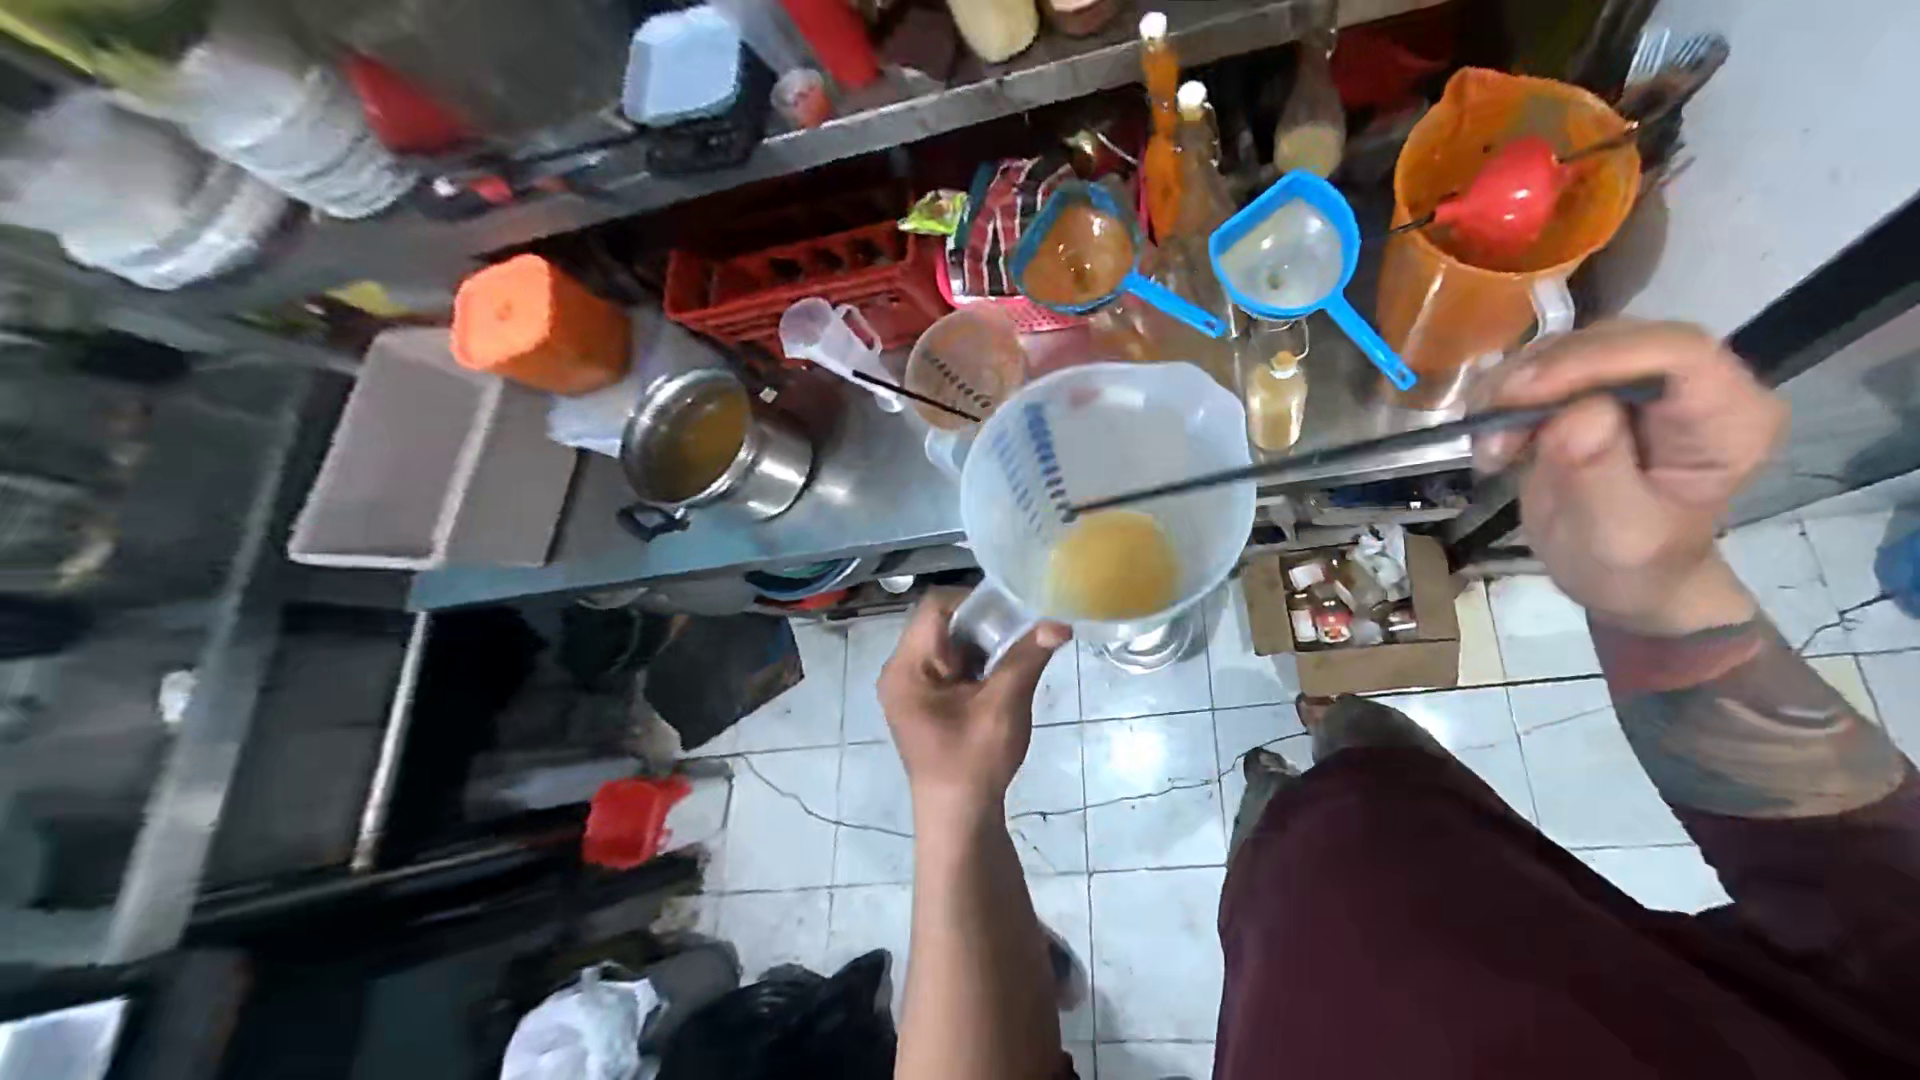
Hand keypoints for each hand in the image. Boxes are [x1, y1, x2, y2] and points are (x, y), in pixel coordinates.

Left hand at [878, 588, 1070, 812]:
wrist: (960, 819)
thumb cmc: (974, 762)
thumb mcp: (1003, 706)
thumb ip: (1027, 658)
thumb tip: (1059, 622)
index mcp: (906, 668)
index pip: (935, 608)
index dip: (975, 602)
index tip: (1012, 611)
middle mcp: (900, 670)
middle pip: (940, 623)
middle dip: (983, 624)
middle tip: (1020, 628)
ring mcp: (911, 686)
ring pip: (948, 643)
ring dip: (983, 643)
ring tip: (1017, 648)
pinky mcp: (926, 699)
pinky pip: (950, 664)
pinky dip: (977, 661)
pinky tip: (1004, 670)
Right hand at [1474, 321, 1783, 635]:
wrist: (1617, 575)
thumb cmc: (1627, 564)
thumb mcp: (1616, 532)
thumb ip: (1599, 471)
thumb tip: (1573, 414)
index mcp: (1725, 420)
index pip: (1674, 352)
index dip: (1591, 360)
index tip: (1517, 398)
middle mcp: (1692, 387)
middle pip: (1613, 340)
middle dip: (1539, 375)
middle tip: (1488, 427)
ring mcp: (1639, 386)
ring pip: (1568, 348)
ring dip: (1510, 390)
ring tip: (1489, 448)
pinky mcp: (1593, 392)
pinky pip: (1541, 369)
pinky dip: (1501, 397)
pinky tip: (1490, 438)